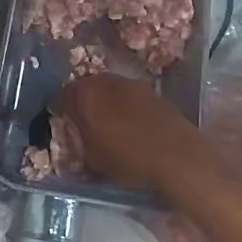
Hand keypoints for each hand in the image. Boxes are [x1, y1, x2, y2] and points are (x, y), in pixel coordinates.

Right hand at [61, 74, 208, 190]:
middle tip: (89, 126)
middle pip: (92, 88)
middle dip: (88, 104)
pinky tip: (137, 129)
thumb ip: (81, 142)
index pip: (65, 95)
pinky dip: (132, 110)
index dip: (64, 111)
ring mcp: (138, 86)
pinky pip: (136, 100)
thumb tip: (79, 136)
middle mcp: (112, 82)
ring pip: (116, 92)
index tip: (67, 126)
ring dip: (111, 105)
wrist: (178, 157)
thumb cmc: (127, 158)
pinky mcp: (159, 95)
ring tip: (114, 128)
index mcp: (88, 93)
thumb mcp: (93, 159)